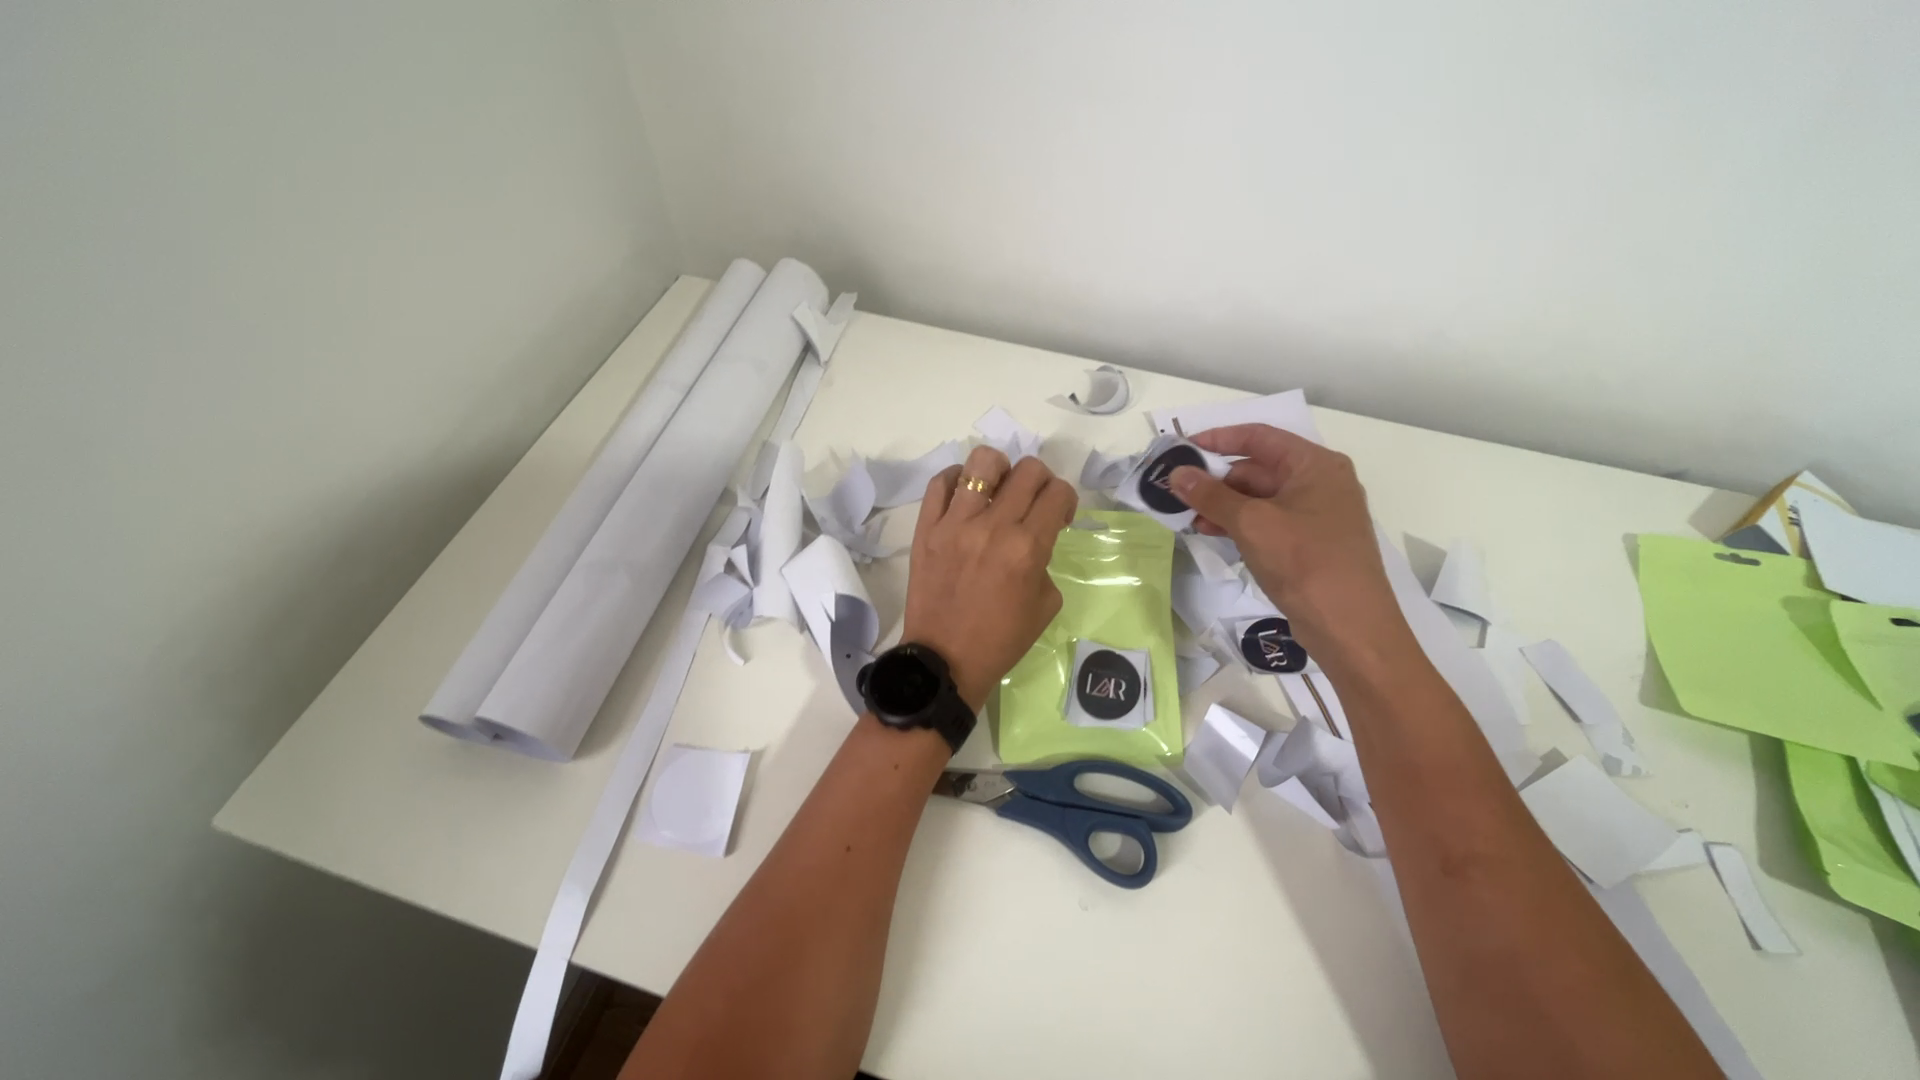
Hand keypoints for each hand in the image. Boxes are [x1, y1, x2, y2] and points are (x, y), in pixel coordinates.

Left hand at [901, 445, 1077, 709]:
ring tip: (996, 490)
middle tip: (1032, 503)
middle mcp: (994, 527)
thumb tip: (1034, 537)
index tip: (1058, 517)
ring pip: (983, 461)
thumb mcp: (1045, 604)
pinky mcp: (927, 528)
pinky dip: (957, 479)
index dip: (1066, 500)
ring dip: (999, 470)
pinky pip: (941, 483)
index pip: (1058, 493)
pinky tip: (965, 495)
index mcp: (1028, 548)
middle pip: (1028, 470)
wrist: (945, 660)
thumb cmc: (1001, 639)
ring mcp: (955, 524)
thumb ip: (1045, 560)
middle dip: (1040, 481)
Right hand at [1168, 424, 1411, 670]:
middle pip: (1258, 468)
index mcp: (1315, 465)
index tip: (1182, 449)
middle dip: (1217, 480)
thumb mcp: (1252, 524)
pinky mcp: (1311, 544)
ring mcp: (1317, 515)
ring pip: (1260, 498)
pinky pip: (1268, 522)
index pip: (1259, 436)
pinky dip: (1240, 525)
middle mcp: (1320, 482)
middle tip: (1177, 492)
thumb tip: (1178, 474)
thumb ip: (1211, 496)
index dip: (1218, 439)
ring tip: (1189, 520)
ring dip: (1224, 505)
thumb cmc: (1305, 563)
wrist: (1350, 626)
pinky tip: (1213, 535)